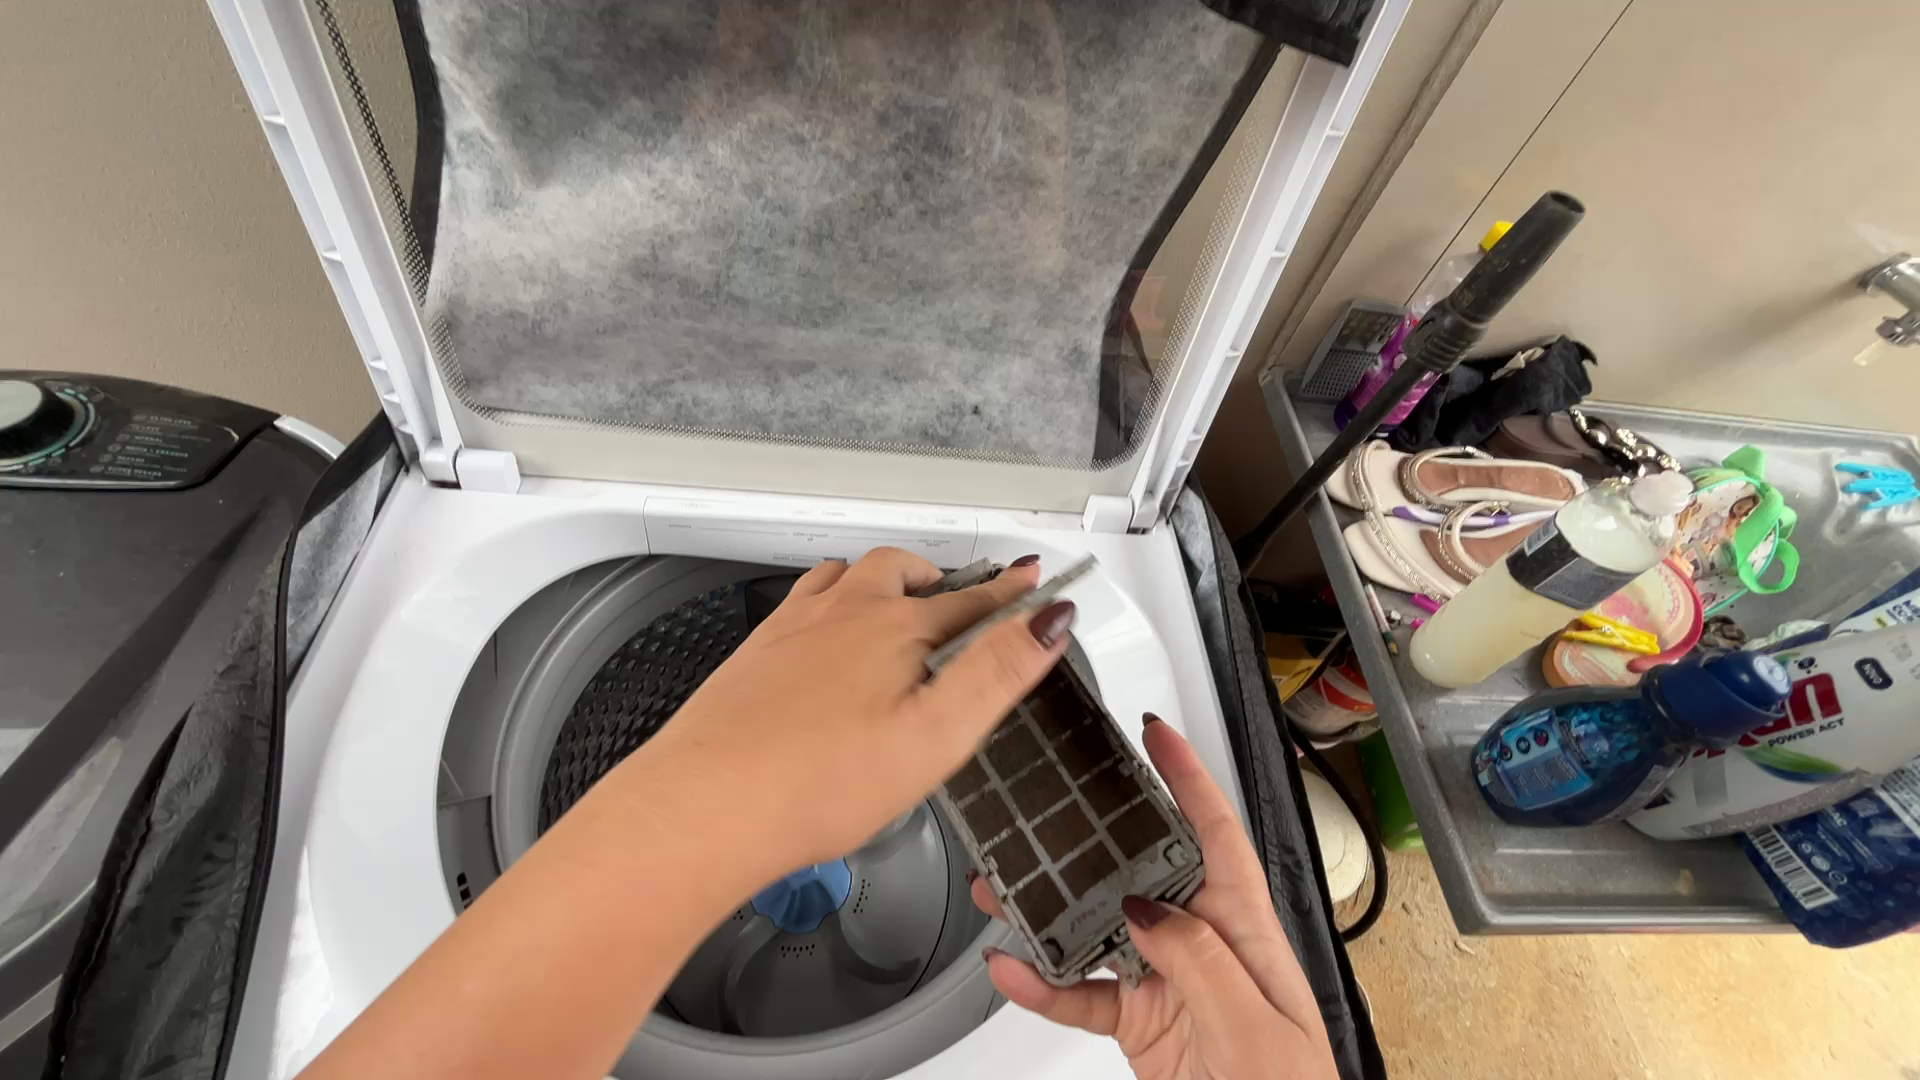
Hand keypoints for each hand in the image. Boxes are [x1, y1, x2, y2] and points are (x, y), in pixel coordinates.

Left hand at [628, 547, 1074, 877]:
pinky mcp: (759, 651)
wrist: (703, 806)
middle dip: (939, 580)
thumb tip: (1047, 620)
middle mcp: (841, 613)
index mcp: (893, 628)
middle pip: (902, 572)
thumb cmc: (814, 780)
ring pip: (847, 577)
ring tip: (897, 601)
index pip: (969, 600)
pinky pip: (803, 600)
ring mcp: (794, 628)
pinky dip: (830, 600)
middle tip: (959, 598)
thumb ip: (995, 671)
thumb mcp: (935, 734)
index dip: (1008, 592)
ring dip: (881, 580)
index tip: (1030, 580)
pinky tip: (825, 628)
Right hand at [972, 718, 1337, 1079]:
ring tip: (1001, 887)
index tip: (1156, 734)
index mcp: (1241, 924)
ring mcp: (1162, 976)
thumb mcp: (1254, 1026)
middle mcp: (1197, 938)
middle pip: (1134, 868)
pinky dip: (1043, 981)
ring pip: (1095, 923)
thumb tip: (1141, 909)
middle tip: (1043, 809)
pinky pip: (1079, 989)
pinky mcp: (1134, 1016)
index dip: (1188, 777)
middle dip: (1088, 837)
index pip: (1213, 832)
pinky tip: (1013, 969)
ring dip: (1047, 906)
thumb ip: (1198, 958)